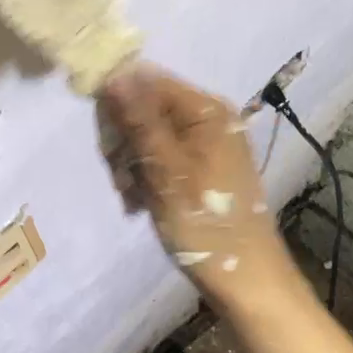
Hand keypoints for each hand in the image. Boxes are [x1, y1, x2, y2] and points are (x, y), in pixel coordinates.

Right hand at [100, 66, 292, 298]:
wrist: (245, 278)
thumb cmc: (206, 224)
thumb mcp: (165, 171)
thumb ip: (139, 121)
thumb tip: (114, 74)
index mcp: (205, 110)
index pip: (145, 80)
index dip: (117, 105)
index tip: (106, 145)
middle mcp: (207, 118)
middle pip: (143, 107)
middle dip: (123, 142)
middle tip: (121, 179)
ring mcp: (204, 143)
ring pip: (145, 136)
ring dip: (130, 165)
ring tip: (132, 198)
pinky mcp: (200, 167)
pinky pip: (159, 157)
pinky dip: (144, 178)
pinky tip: (140, 203)